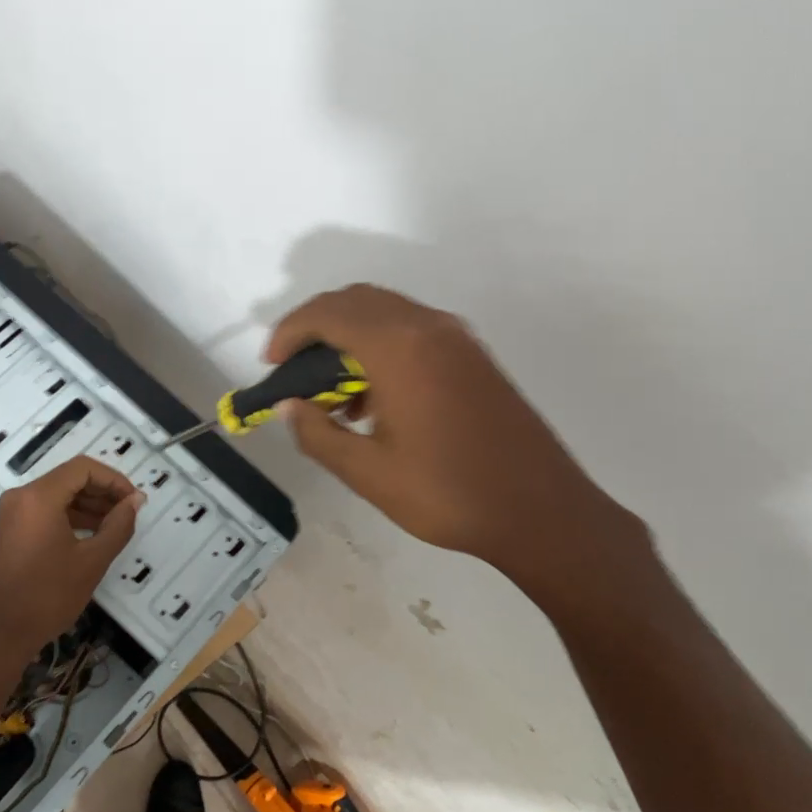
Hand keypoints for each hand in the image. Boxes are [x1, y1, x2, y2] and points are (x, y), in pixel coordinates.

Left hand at [0, 456, 143, 658]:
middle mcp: (21, 496)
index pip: (83, 468)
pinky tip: (93, 535)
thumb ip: (118, 525)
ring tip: (117, 524)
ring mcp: (12, 513)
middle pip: (69, 478)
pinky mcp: (11, 530)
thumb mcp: (92, 560)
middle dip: (103, 492)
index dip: (114, 480)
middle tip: (130, 512)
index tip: (135, 500)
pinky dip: (71, 517)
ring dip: (88, 505)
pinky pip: (45, 511)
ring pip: (58, 495)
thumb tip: (134, 502)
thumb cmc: (49, 595)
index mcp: (38, 496)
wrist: (2, 633)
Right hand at [267, 285, 642, 578]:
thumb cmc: (448, 494)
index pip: (329, 314)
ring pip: (387, 313)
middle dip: (316, 327)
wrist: (540, 510)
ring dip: (349, 338)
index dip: (290, 332)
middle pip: (357, 301)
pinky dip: (380, 347)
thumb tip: (290, 406)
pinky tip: (373, 400)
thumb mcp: (368, 472)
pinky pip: (413, 331)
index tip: (271, 366)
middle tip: (293, 371)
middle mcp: (429, 328)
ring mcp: (457, 340)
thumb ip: (318, 433)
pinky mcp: (474, 357)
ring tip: (331, 395)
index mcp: (400, 348)